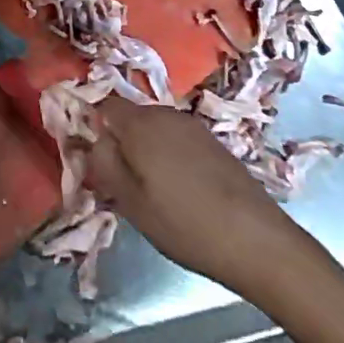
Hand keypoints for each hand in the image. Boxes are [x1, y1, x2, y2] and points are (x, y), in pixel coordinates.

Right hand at [84, 96, 296, 286]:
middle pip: (130, 116)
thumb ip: (104, 163)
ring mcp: (192, 125)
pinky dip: (168, 153)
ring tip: (148, 187)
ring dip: (144, 147)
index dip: (92, 125)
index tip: (90, 154)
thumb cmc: (182, 222)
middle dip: (119, 140)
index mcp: (140, 124)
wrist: (253, 236)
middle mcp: (165, 113)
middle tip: (118, 178)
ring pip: (154, 127)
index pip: (104, 106)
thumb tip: (92, 138)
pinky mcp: (212, 140)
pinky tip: (177, 187)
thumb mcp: (130, 201)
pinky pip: (176, 137)